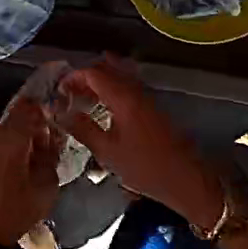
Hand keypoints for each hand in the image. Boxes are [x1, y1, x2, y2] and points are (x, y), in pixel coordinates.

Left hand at [0, 96, 60, 246]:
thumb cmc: (19, 208)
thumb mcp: (46, 181)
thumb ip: (50, 151)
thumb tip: (52, 131)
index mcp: (12, 139)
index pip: (31, 107)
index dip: (48, 105)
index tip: (63, 108)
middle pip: (20, 111)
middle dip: (39, 115)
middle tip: (57, 128)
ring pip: (13, 121)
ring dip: (30, 127)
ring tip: (46, 144)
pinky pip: (6, 134)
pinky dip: (20, 137)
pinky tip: (33, 152)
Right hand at [50, 57, 224, 228]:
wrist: (188, 180)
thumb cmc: (145, 167)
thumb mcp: (107, 151)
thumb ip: (82, 128)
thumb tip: (60, 113)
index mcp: (124, 98)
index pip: (93, 73)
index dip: (73, 78)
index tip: (59, 92)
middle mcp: (137, 91)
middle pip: (108, 68)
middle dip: (85, 76)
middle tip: (69, 93)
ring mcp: (148, 98)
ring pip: (120, 75)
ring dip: (100, 80)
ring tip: (84, 96)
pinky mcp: (154, 107)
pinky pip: (129, 85)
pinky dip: (113, 88)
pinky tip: (104, 105)